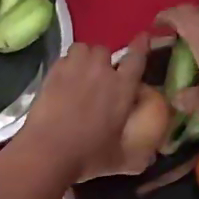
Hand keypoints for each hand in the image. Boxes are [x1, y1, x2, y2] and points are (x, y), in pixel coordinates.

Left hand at [19, 37, 170, 180]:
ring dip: (85, 57)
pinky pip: (64, 57)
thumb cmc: (88, 157)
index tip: (142, 39)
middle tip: (99, 78)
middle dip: (105, 60)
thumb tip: (150, 159)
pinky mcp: (53, 72)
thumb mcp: (120, 159)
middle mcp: (102, 71)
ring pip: (84, 48)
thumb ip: (137, 155)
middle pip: (106, 50)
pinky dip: (67, 64)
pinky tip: (63, 79)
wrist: (48, 152)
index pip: (137, 57)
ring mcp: (75, 68)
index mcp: (123, 88)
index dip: (141, 46)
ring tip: (80, 72)